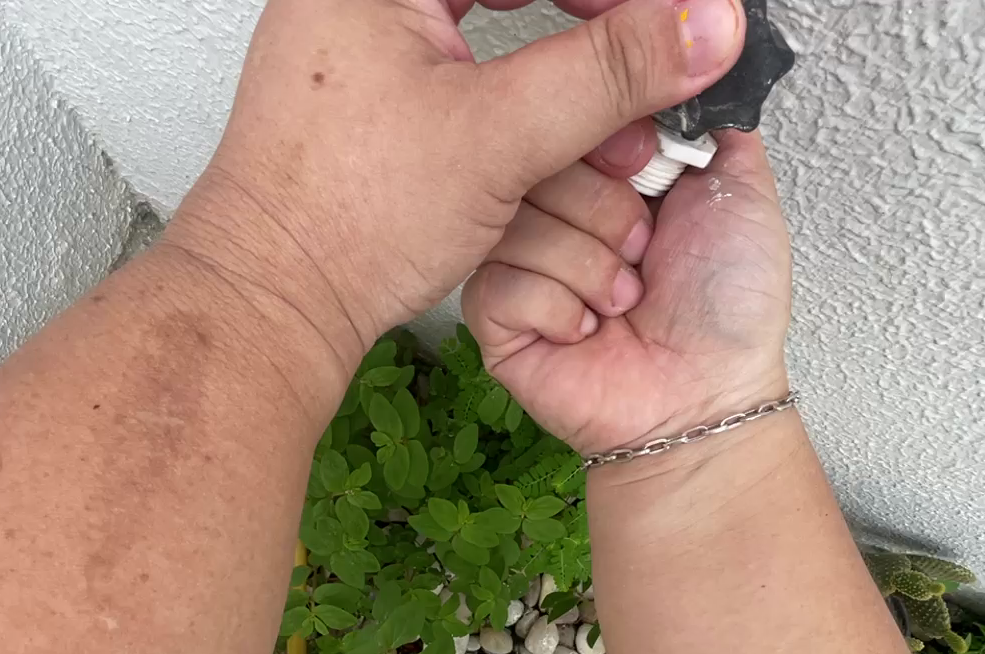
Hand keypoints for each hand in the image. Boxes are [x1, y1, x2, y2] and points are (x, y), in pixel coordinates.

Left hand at [158, 0, 746, 392]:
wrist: (282, 294)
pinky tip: (548, 108)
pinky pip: (464, 47)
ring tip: (605, 99)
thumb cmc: (348, 220)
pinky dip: (517, 77)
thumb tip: (702, 27)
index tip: (667, 21)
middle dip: (589, 14)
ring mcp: (366, 28)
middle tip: (644, 46)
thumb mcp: (493, 139)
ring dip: (558, 48)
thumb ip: (606, 76)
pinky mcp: (375, 81)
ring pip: (489, 4)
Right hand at [461, 127, 791, 457]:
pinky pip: (497, 283)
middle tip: (643, 256)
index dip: (608, 140)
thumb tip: (679, 67)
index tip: (650, 178)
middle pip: (534, 160)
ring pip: (512, 222)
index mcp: (605, 176)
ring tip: (621, 302)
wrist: (703, 397)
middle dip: (606, 213)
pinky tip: (585, 331)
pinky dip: (555, 307)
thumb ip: (704, 117)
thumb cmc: (725, 308)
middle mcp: (558, 215)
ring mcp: (523, 268)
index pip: (569, 110)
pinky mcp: (497, 321)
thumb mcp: (738, 186)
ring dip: (586, 266)